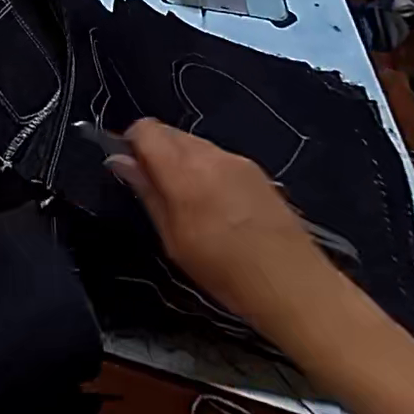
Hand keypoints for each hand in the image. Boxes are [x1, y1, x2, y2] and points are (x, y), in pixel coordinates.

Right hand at [107, 118, 346, 344]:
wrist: (294, 284)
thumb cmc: (225, 271)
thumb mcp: (174, 240)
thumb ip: (146, 192)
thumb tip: (119, 160)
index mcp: (184, 171)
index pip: (145, 129)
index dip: (130, 142)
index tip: (129, 167)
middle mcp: (209, 154)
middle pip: (168, 131)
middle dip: (154, 150)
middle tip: (154, 188)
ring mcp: (235, 158)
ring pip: (193, 142)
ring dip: (179, 158)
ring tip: (186, 200)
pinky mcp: (255, 168)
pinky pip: (216, 155)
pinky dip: (204, 167)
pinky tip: (215, 203)